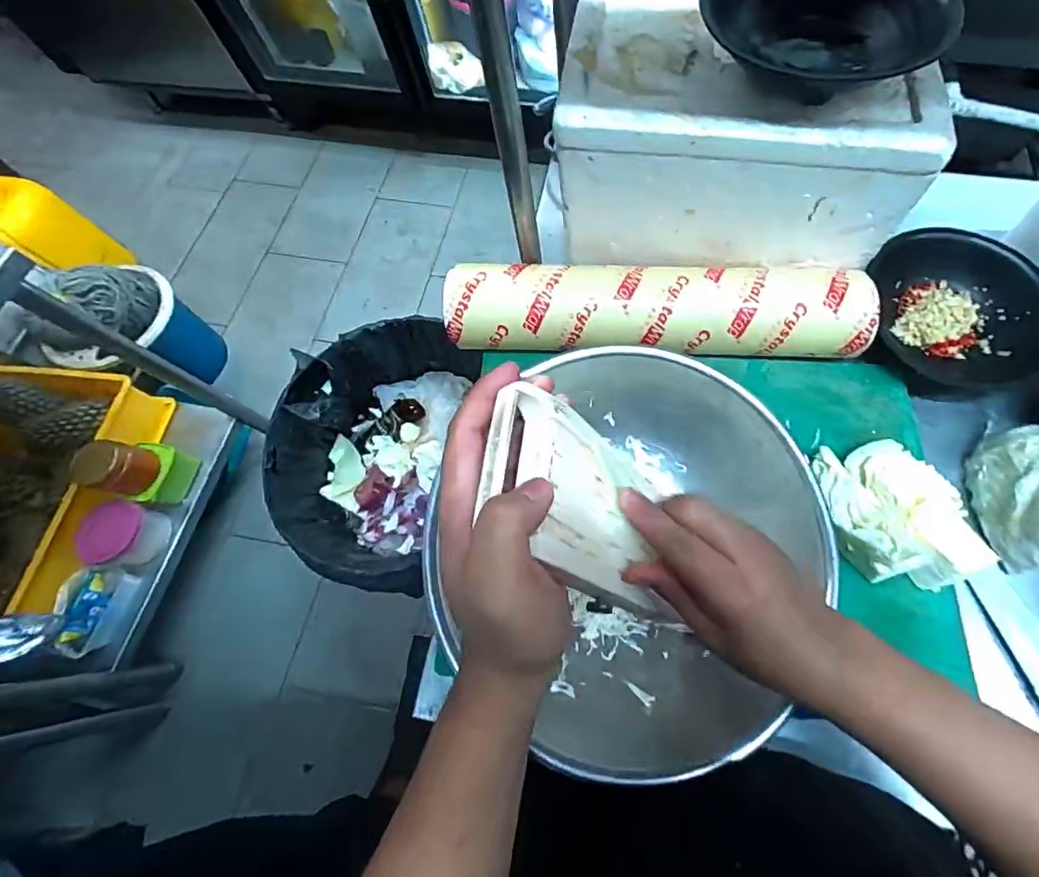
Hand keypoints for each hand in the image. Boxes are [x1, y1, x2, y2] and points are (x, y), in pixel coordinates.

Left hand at [437, 363, 568, 686]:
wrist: (518, 665)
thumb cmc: (505, 622)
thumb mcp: (496, 573)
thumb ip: (505, 521)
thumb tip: (538, 483)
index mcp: (461, 505)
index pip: (466, 437)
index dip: (484, 399)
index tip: (513, 373)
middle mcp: (477, 502)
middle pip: (491, 439)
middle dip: (513, 405)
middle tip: (549, 387)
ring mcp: (503, 516)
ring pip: (515, 457)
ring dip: (536, 427)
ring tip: (565, 408)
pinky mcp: (528, 529)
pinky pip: (537, 482)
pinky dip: (554, 459)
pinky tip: (577, 454)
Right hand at [622, 491, 840, 695]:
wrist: (825, 647)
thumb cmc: (765, 656)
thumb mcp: (712, 635)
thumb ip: (674, 593)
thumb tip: (634, 567)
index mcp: (731, 587)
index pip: (681, 543)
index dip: (649, 520)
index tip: (623, 499)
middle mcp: (744, 551)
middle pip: (691, 509)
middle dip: (660, 510)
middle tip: (642, 531)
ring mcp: (755, 537)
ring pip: (704, 506)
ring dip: (677, 513)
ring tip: (664, 538)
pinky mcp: (760, 533)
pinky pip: (716, 514)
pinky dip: (695, 519)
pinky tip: (692, 543)